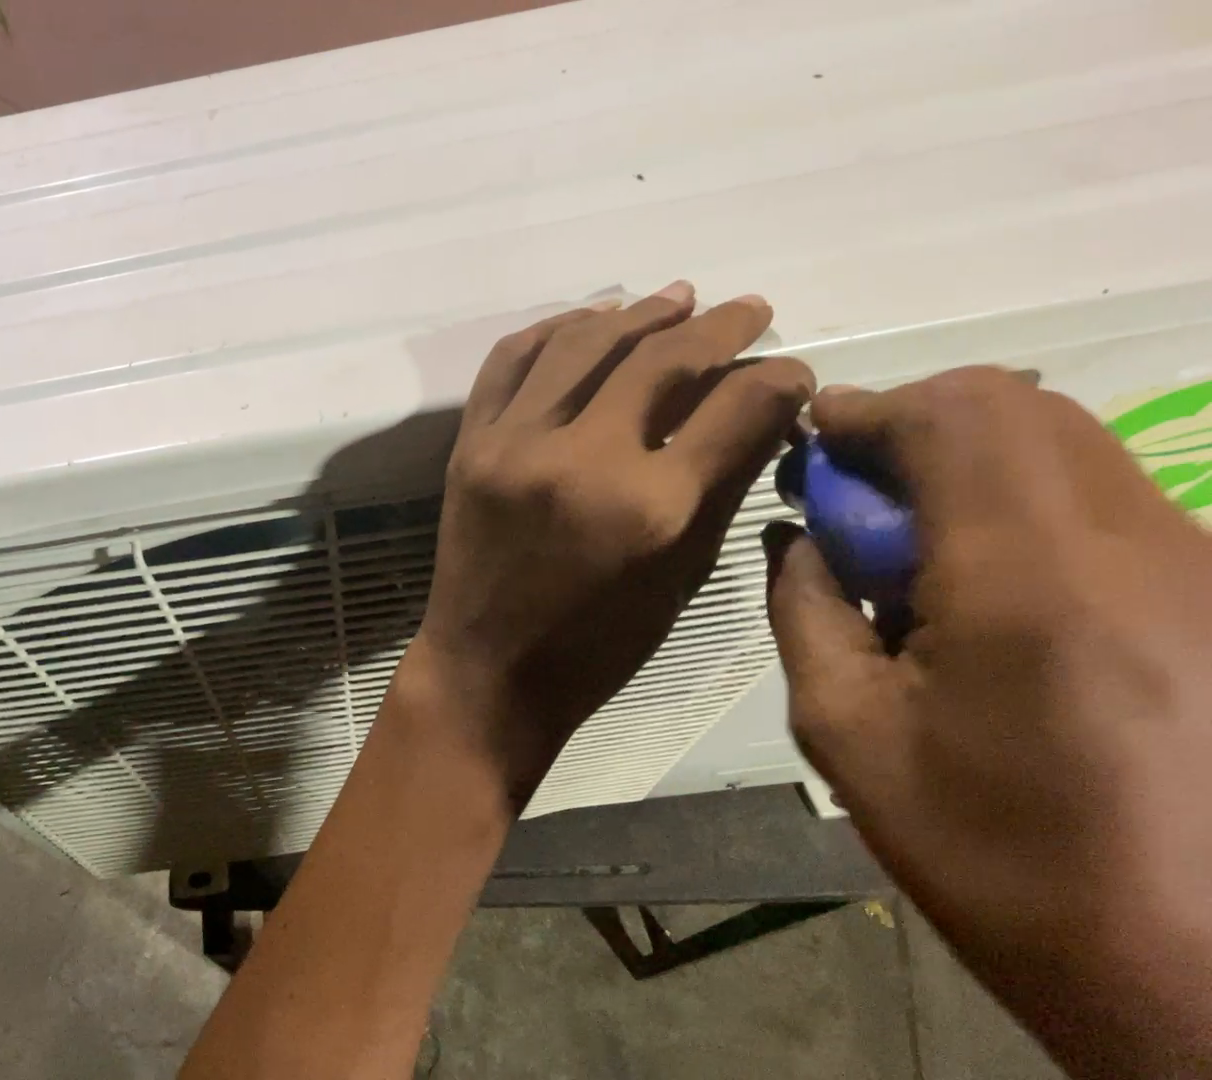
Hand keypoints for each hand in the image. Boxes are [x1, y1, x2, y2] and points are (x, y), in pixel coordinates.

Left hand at [411, 281, 812, 801]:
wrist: (487, 669)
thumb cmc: (596, 644)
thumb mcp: (682, 579)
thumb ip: (724, 485)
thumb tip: (766, 407)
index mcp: (652, 508)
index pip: (736, 405)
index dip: (779, 376)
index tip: (791, 367)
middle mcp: (581, 460)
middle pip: (661, 359)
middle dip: (718, 327)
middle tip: (749, 309)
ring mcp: (513, 445)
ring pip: (582, 343)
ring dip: (636, 313)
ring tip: (674, 299)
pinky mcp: (469, 445)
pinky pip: (508, 361)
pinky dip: (551, 330)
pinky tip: (587, 320)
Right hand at [765, 368, 1211, 1078]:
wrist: (1198, 974)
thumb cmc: (991, 854)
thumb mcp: (846, 729)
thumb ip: (807, 607)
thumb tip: (798, 534)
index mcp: (1033, 580)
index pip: (957, 415)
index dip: (869, 409)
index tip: (808, 445)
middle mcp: (1141, 548)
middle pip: (1021, 410)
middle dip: (912, 428)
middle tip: (850, 500)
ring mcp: (1203, 570)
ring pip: (1068, 446)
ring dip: (966, 465)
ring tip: (907, 549)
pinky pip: (1104, 501)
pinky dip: (1018, 505)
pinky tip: (981, 589)